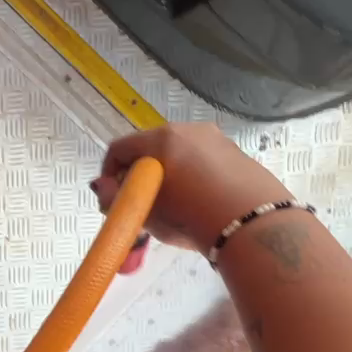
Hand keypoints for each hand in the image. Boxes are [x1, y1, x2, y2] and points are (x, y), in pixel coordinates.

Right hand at [91, 123, 289, 254]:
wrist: (248, 222)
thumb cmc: (186, 215)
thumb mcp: (142, 212)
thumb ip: (115, 198)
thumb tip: (103, 187)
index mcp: (159, 139)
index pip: (118, 148)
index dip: (108, 173)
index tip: (112, 198)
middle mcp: (186, 129)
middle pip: (147, 147)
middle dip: (136, 174)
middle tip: (138, 203)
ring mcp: (213, 137)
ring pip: (175, 152)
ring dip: (163, 174)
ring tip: (168, 205)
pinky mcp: (233, 150)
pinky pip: (198, 158)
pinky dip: (187, 175)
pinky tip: (193, 200)